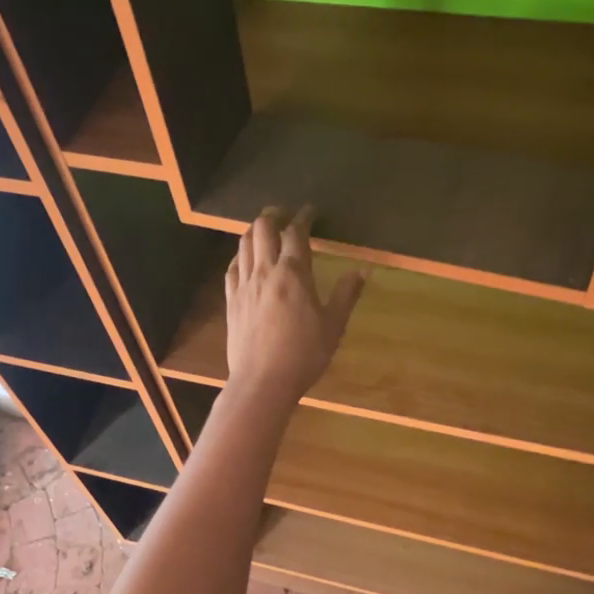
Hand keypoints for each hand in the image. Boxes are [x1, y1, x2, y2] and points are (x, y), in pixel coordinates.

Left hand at [225, 206, 363, 404]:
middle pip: (263, 228)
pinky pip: (232, 267)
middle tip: (285, 215)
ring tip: (265, 230)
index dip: (303, 218)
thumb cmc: (303, 355)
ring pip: (244, 243)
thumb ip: (345, 294)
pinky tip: (245, 259)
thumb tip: (362, 269)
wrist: (262, 381)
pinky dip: (240, 255)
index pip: (296, 233)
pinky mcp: (231, 301)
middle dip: (274, 215)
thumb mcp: (333, 326)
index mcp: (293, 274)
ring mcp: (244, 285)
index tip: (310, 212)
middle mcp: (265, 271)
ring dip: (255, 230)